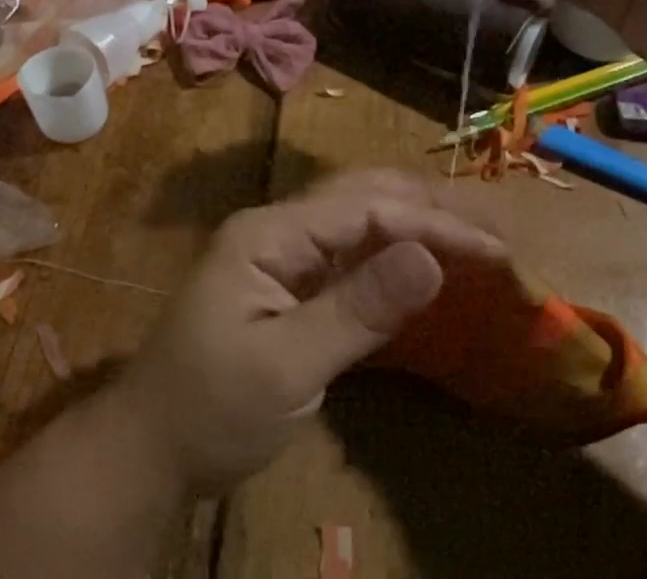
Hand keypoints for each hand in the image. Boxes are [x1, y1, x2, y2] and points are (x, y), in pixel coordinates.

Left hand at [109, 170, 506, 489]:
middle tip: (497, 230)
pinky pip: (348, 258)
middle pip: (361, 198)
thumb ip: (356, 309)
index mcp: (268, 235)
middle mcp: (274, 232)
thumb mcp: (286, 366)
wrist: (149, 449)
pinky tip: (425, 269)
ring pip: (357, 222)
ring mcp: (277, 259)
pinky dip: (393, 257)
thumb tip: (431, 256)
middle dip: (429, 207)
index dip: (433, 223)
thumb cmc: (210, 409)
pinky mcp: (285, 289)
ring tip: (475, 240)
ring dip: (415, 224)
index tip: (497, 250)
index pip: (365, 209)